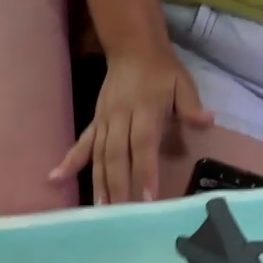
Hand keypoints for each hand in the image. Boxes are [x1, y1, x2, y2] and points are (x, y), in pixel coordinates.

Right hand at [51, 46, 212, 203]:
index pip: (143, 145)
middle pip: (117, 156)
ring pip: (98, 155)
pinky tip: (55, 178)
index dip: (145, 172)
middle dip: (119, 186)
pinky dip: (69, 162)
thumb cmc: (162, 71)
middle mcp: (119, 117)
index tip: (148, 198)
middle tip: (120, 215)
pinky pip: (81, 144)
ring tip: (99, 210)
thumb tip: (207, 120)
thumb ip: (191, 106)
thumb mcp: (182, 83)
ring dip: (98, 182)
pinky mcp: (95, 122)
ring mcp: (104, 121)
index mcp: (144, 110)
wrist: (132, 47)